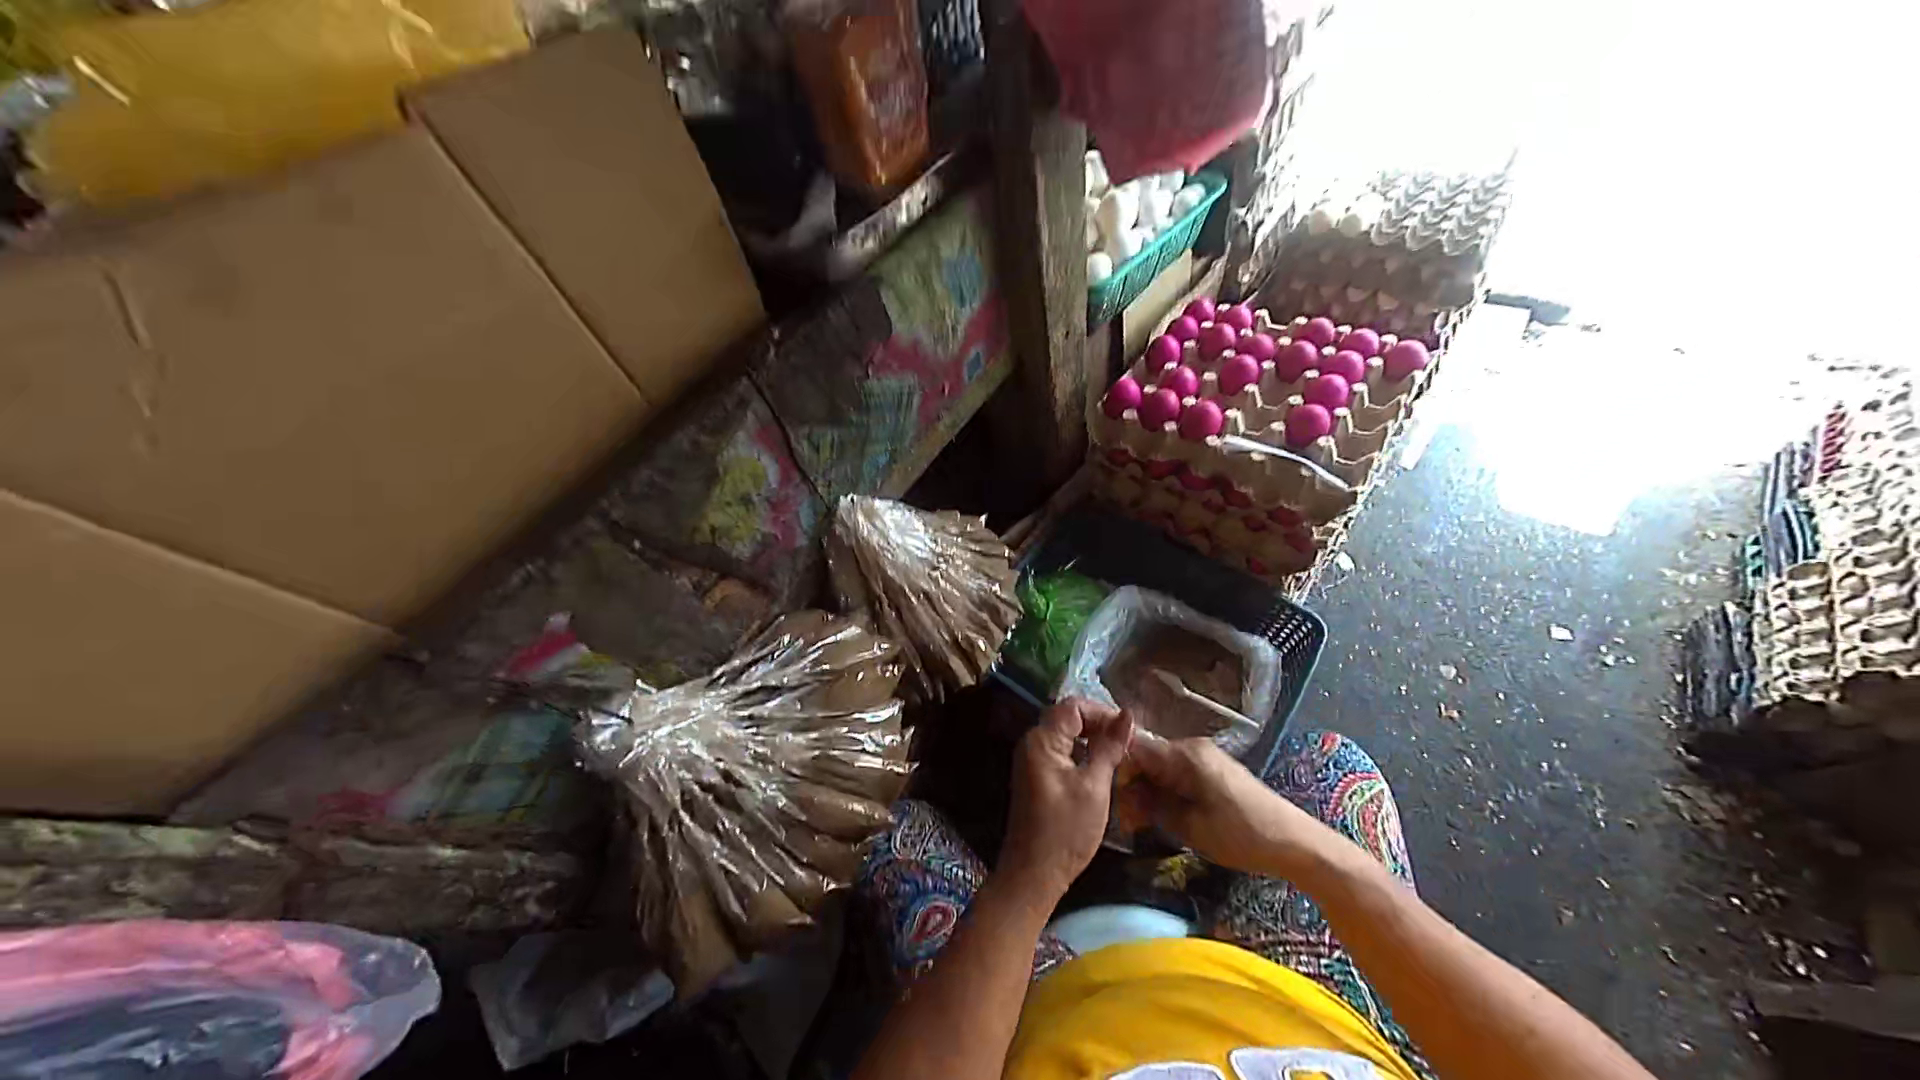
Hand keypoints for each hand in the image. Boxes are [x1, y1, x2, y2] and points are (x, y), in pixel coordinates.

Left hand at [999, 698, 1133, 902]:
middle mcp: (1032, 742)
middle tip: (1128, 741)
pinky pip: (1061, 751)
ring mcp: (1032, 759)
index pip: (1073, 706)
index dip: (1102, 711)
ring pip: (1066, 734)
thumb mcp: (1094, 787)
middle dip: (1099, 723)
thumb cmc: (1066, 831)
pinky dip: (1083, 753)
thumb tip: (1128, 715)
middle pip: (1068, 716)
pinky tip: (1103, 767)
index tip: (1128, 730)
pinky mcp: (1036, 775)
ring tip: (1122, 753)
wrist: (1034, 873)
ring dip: (1093, 739)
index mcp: (1041, 740)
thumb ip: (1109, 748)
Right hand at [1114, 732, 1333, 875]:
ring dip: (1147, 792)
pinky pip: (1176, 774)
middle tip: (1128, 822)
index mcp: (1184, 755)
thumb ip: (1152, 805)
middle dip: (1131, 786)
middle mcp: (1191, 748)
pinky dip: (1164, 792)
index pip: (1135, 749)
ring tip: (1143, 824)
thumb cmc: (1242, 835)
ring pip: (1159, 768)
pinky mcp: (1212, 771)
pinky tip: (1163, 816)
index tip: (1111, 800)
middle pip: (1145, 758)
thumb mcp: (1189, 827)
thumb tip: (1126, 795)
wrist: (1296, 843)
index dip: (1118, 771)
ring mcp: (1203, 758)